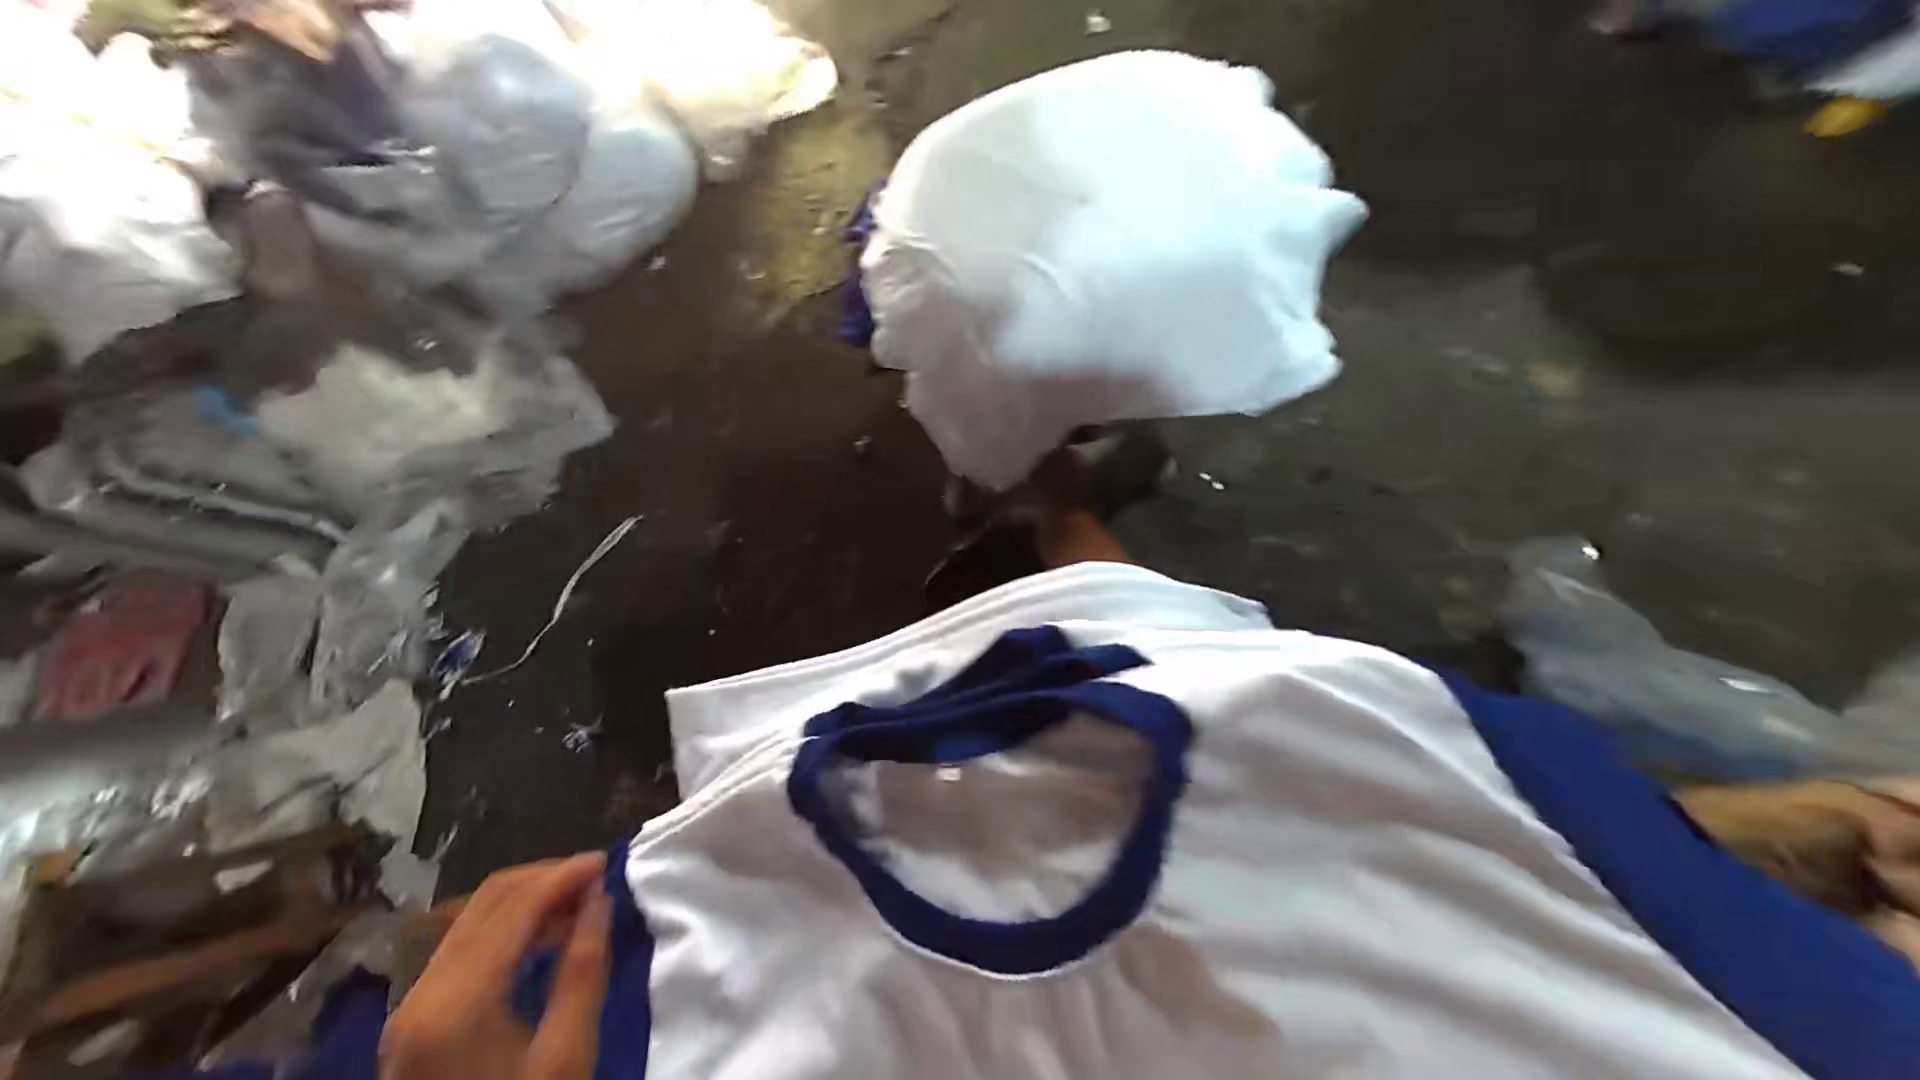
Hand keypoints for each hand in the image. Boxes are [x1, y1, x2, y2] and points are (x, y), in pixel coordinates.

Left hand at [382, 854, 610, 1079]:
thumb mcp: (568, 1051)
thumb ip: (585, 967)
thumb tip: (600, 898)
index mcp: (456, 1004)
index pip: (514, 907)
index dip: (565, 876)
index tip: (610, 861)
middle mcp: (422, 994)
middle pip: (488, 901)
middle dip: (548, 878)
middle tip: (598, 878)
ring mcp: (412, 1006)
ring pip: (474, 917)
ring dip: (531, 898)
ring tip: (581, 902)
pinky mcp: (416, 1019)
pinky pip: (466, 945)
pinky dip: (511, 924)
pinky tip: (547, 932)